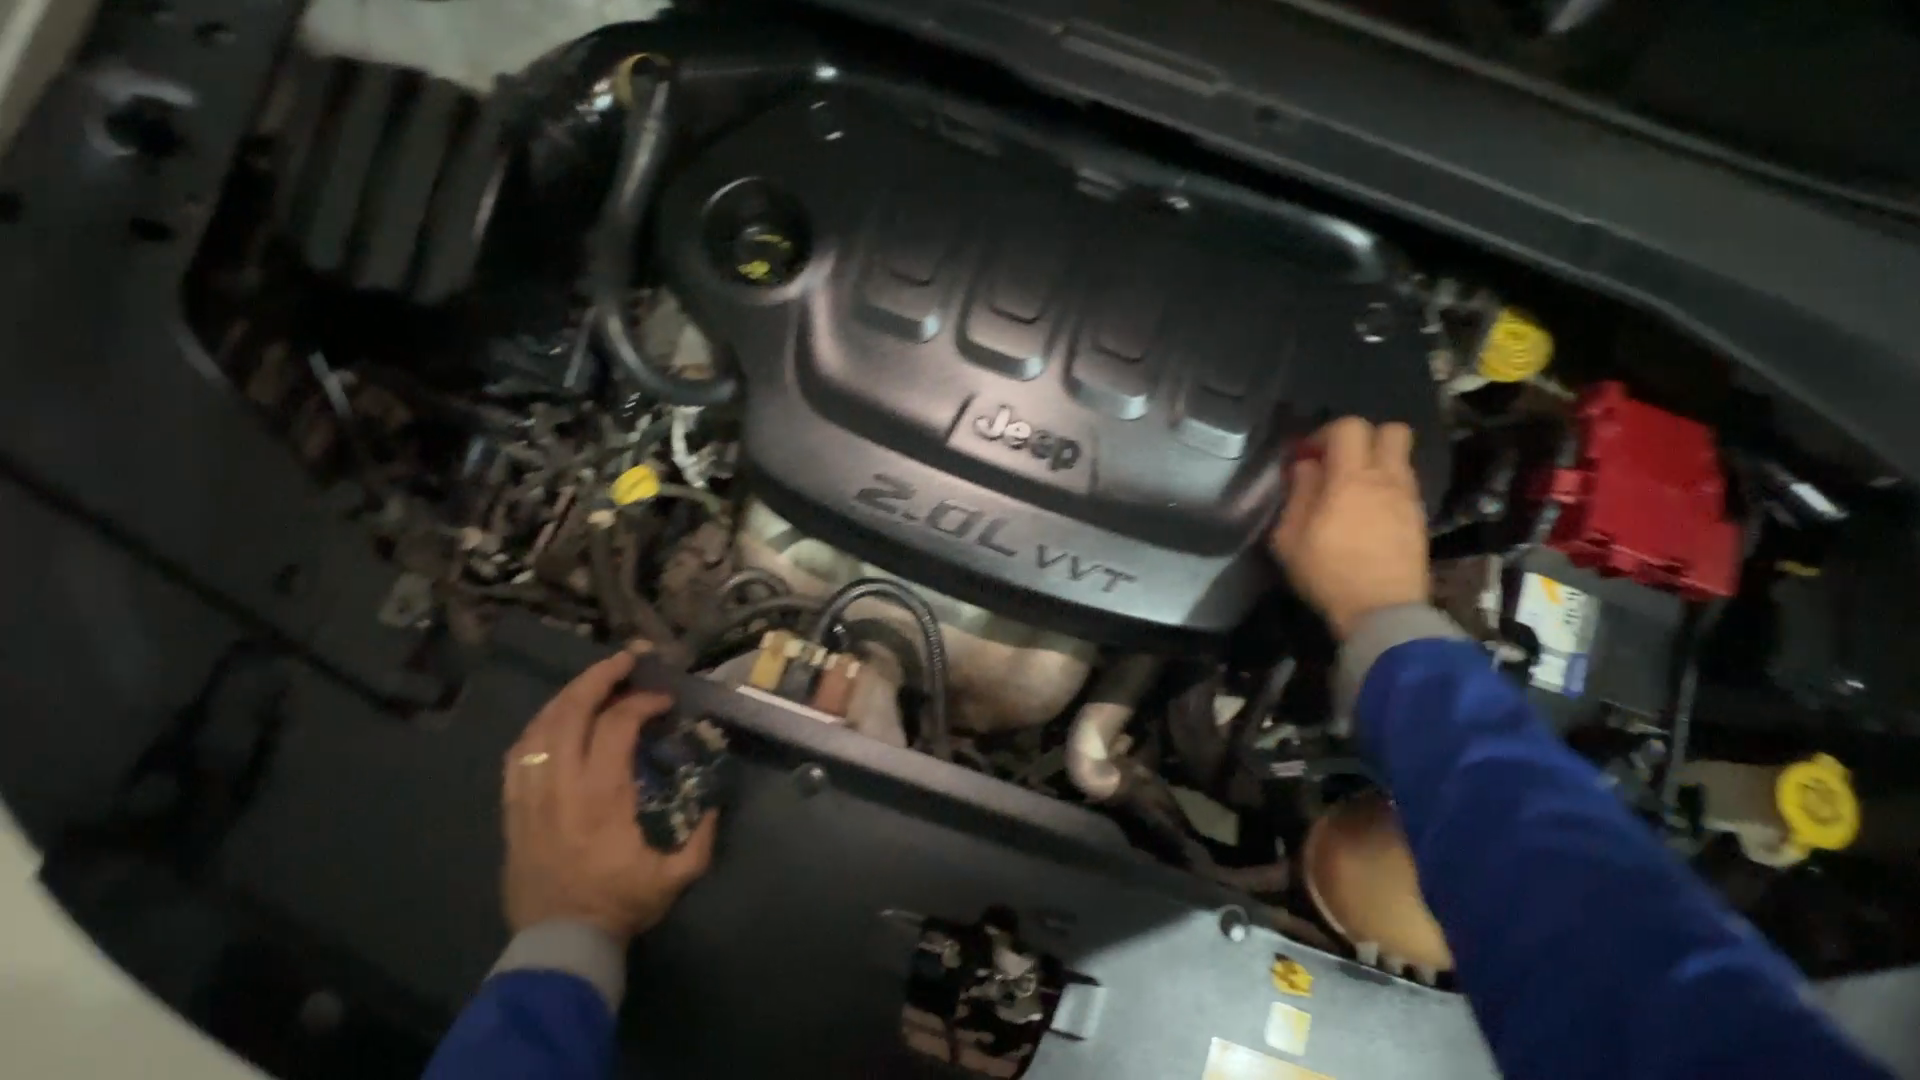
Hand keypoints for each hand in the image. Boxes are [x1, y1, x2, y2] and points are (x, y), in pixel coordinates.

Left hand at [501, 652, 716, 942]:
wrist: (559, 944)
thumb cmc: (619, 907)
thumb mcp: (674, 877)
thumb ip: (701, 839)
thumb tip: (712, 805)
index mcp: (602, 796)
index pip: (616, 726)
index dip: (641, 703)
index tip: (664, 701)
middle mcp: (561, 786)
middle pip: (571, 712)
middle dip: (599, 677)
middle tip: (626, 660)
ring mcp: (531, 795)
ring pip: (540, 727)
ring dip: (568, 696)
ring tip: (592, 682)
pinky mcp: (513, 809)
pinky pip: (517, 755)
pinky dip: (538, 728)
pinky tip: (554, 720)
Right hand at [1270, 418, 1429, 639]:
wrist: (1382, 611)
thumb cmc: (1328, 572)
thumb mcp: (1290, 537)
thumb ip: (1298, 494)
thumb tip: (1306, 467)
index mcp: (1352, 478)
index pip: (1349, 427)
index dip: (1325, 433)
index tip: (1307, 456)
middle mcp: (1387, 479)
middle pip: (1391, 431)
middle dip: (1363, 438)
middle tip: (1338, 463)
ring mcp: (1409, 498)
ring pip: (1400, 459)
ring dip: (1375, 465)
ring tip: (1351, 492)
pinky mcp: (1419, 519)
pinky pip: (1404, 486)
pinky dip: (1386, 488)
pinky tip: (1367, 514)